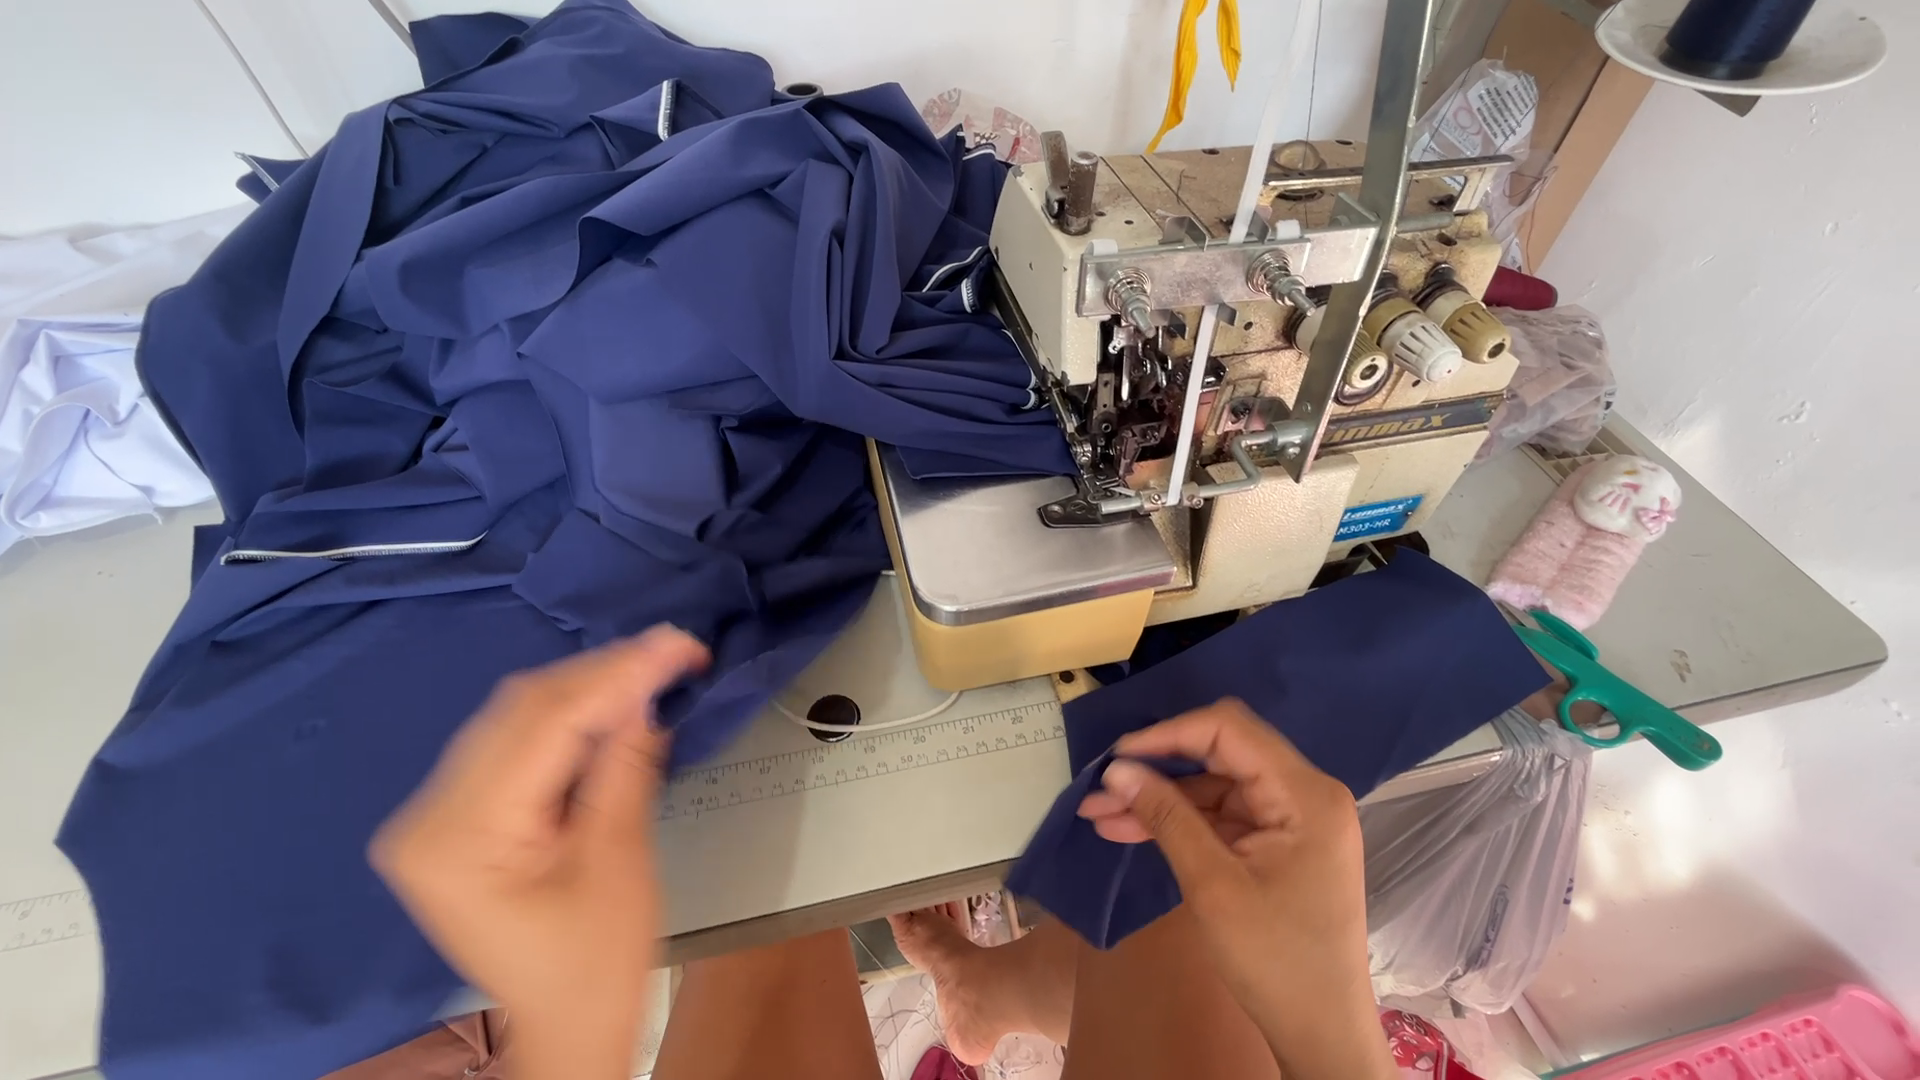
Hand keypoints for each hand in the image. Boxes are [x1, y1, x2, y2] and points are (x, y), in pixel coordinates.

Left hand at [370, 626, 707, 1079]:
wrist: (564, 1025)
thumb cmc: (597, 963)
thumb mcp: (620, 862)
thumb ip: (624, 768)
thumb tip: (647, 695)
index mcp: (459, 835)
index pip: (543, 724)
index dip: (617, 674)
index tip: (679, 644)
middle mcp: (429, 813)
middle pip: (521, 708)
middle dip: (605, 672)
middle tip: (676, 649)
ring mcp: (436, 812)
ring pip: (518, 714)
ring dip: (591, 686)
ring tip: (655, 667)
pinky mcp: (459, 813)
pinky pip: (517, 740)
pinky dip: (572, 714)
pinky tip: (616, 702)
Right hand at [1076, 699, 1393, 1079]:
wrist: (1321, 1036)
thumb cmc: (1276, 961)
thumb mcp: (1212, 885)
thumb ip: (1166, 816)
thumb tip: (1117, 769)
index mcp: (1304, 794)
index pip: (1228, 730)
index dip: (1167, 734)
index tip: (1117, 757)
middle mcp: (1303, 792)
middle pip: (1219, 753)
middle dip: (1157, 767)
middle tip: (1102, 786)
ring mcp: (1290, 817)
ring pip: (1211, 784)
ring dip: (1158, 797)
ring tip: (1099, 813)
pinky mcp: (1276, 840)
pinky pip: (1218, 813)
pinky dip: (1177, 820)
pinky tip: (1128, 828)